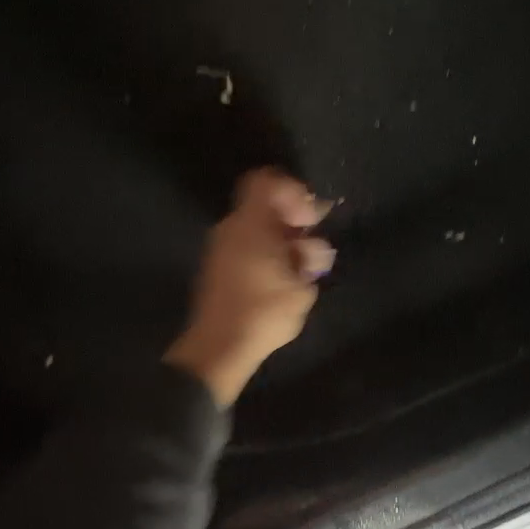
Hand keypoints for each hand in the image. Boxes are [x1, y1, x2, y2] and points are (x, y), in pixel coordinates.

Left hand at [165, 168, 336, 405]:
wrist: (219, 346)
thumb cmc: (264, 312)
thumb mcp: (301, 288)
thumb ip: (310, 260)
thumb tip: (311, 249)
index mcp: (251, 224)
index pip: (268, 182)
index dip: (293, 191)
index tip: (310, 218)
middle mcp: (231, 228)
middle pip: (263, 208)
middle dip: (292, 223)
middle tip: (312, 249)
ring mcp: (220, 249)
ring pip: (255, 231)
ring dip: (280, 244)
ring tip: (301, 272)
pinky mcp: (217, 270)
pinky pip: (246, 249)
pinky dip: (266, 257)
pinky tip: (281, 284)